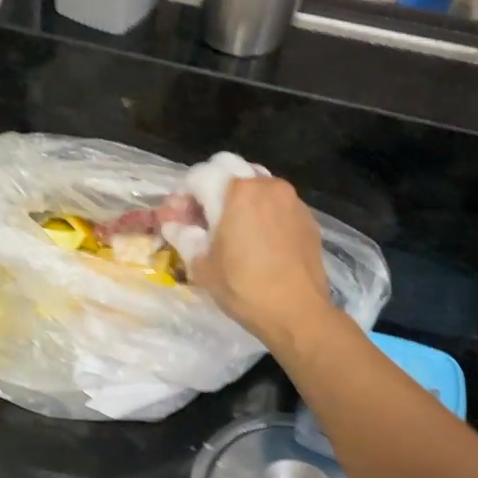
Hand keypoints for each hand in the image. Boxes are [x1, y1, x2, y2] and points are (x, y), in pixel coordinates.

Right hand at [174, 163, 343, 353]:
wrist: (296, 311)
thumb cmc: (243, 288)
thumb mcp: (202, 266)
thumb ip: (183, 237)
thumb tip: (172, 224)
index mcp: (235, 192)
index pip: (199, 175)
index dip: (181, 194)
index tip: (176, 216)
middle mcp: (265, 185)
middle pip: (228, 167)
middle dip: (208, 185)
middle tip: (199, 215)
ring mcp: (289, 198)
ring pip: (255, 180)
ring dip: (235, 195)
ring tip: (228, 225)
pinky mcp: (305, 215)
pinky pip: (275, 201)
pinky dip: (259, 209)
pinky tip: (255, 238)